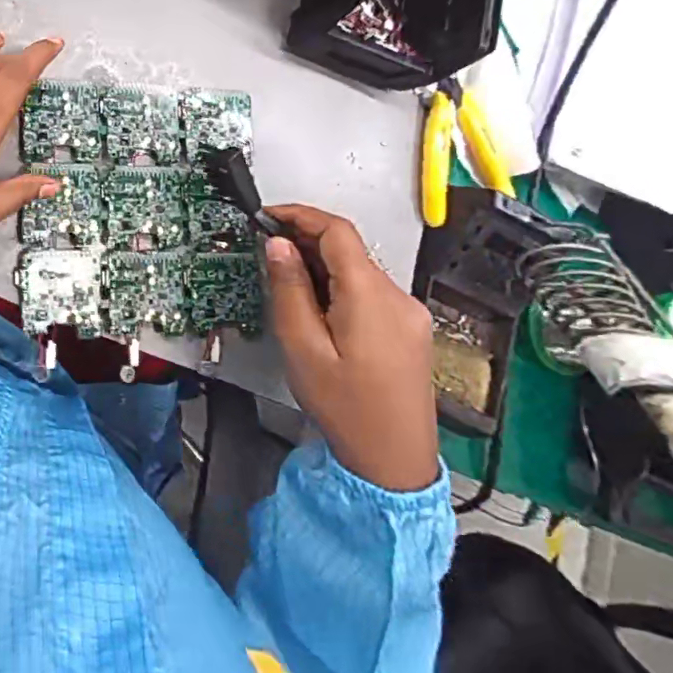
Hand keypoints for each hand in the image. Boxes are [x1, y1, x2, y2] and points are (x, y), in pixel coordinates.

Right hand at [264, 205, 438, 491]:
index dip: (300, 214)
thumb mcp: (301, 345)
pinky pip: (368, 290)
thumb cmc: (343, 405)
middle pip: (349, 249)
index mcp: (372, 297)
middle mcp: (398, 298)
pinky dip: (336, 284)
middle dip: (304, 240)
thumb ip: (290, 288)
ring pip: (357, 270)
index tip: (266, 215)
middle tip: (263, 249)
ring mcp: (408, 314)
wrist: (393, 458)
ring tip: (282, 281)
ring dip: (318, 264)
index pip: (338, 231)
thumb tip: (279, 244)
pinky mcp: (408, 329)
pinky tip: (312, 304)